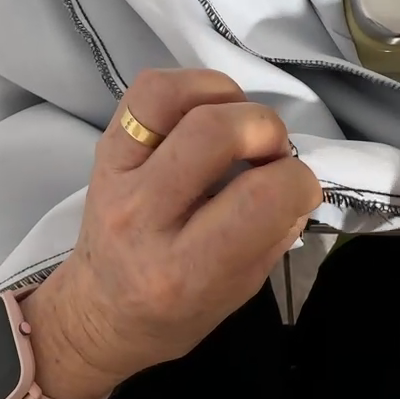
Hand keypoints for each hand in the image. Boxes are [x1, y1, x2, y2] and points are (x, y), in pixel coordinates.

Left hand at [20, 69, 322, 398]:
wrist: (99, 309)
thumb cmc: (175, 313)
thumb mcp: (238, 293)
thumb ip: (272, 234)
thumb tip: (295, 177)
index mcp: (183, 270)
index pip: (258, 200)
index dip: (298, 180)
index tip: (300, 185)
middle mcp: (142, 215)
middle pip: (214, 132)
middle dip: (265, 129)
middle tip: (271, 150)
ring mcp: (115, 174)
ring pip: (173, 96)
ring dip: (226, 97)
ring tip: (237, 123)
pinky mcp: (104, 146)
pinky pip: (146, 90)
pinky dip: (190, 85)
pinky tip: (207, 110)